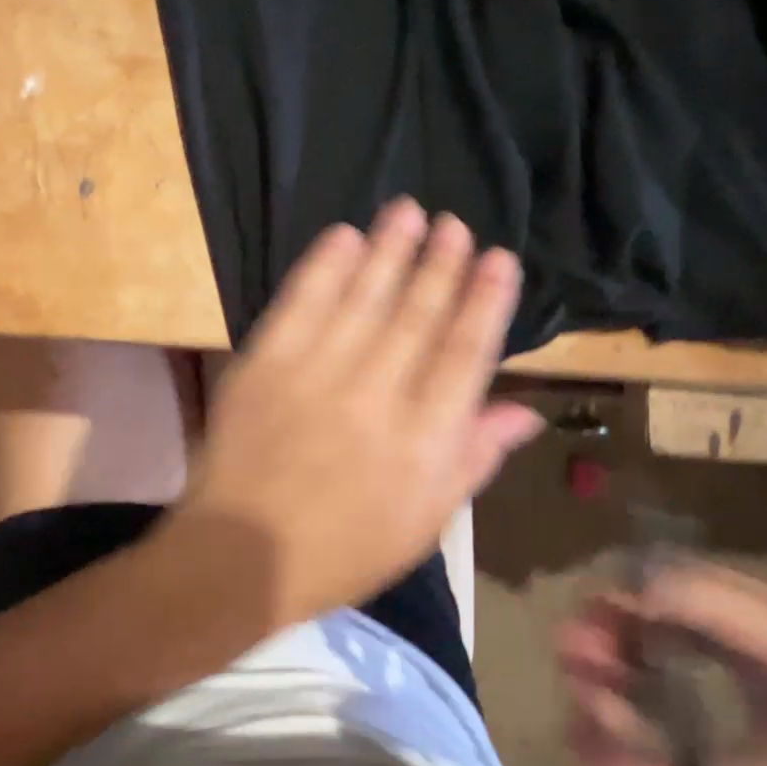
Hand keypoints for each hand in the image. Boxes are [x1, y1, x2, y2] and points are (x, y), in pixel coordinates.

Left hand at [156, 197, 542, 626]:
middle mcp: (377, 396)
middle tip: (452, 223)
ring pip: (362, 299)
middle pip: (416, 315)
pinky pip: (300, 305)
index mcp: (425, 439)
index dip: (485, 300)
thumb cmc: (343, 551)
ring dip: (387, 251)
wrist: (241, 553)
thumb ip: (473, 458)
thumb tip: (525, 411)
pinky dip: (322, 267)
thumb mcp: (425, 522)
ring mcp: (316, 375)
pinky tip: (343, 237)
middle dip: (438, 264)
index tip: (498, 257)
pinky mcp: (264, 365)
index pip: (465, 353)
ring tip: (406, 212)